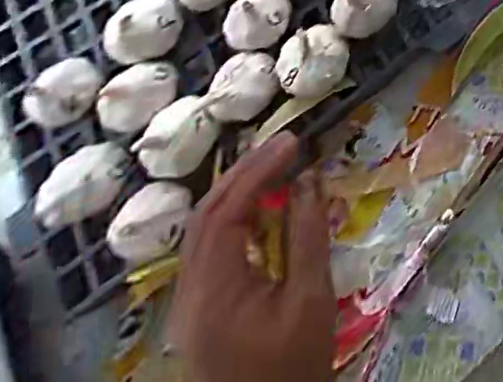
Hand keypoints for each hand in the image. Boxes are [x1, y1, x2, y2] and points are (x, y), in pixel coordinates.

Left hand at [170, 132, 334, 381]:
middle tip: (287, 144)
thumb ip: (308, 235)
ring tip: (279, 163)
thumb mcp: (311, 299)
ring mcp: (192, 302)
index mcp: (213, 291)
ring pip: (206, 229)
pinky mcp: (203, 308)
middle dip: (246, 172)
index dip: (258, 171)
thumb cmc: (294, 366)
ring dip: (240, 191)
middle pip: (207, 216)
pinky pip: (214, 247)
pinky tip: (267, 205)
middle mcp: (191, 292)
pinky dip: (239, 216)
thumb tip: (310, 179)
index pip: (225, 213)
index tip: (294, 143)